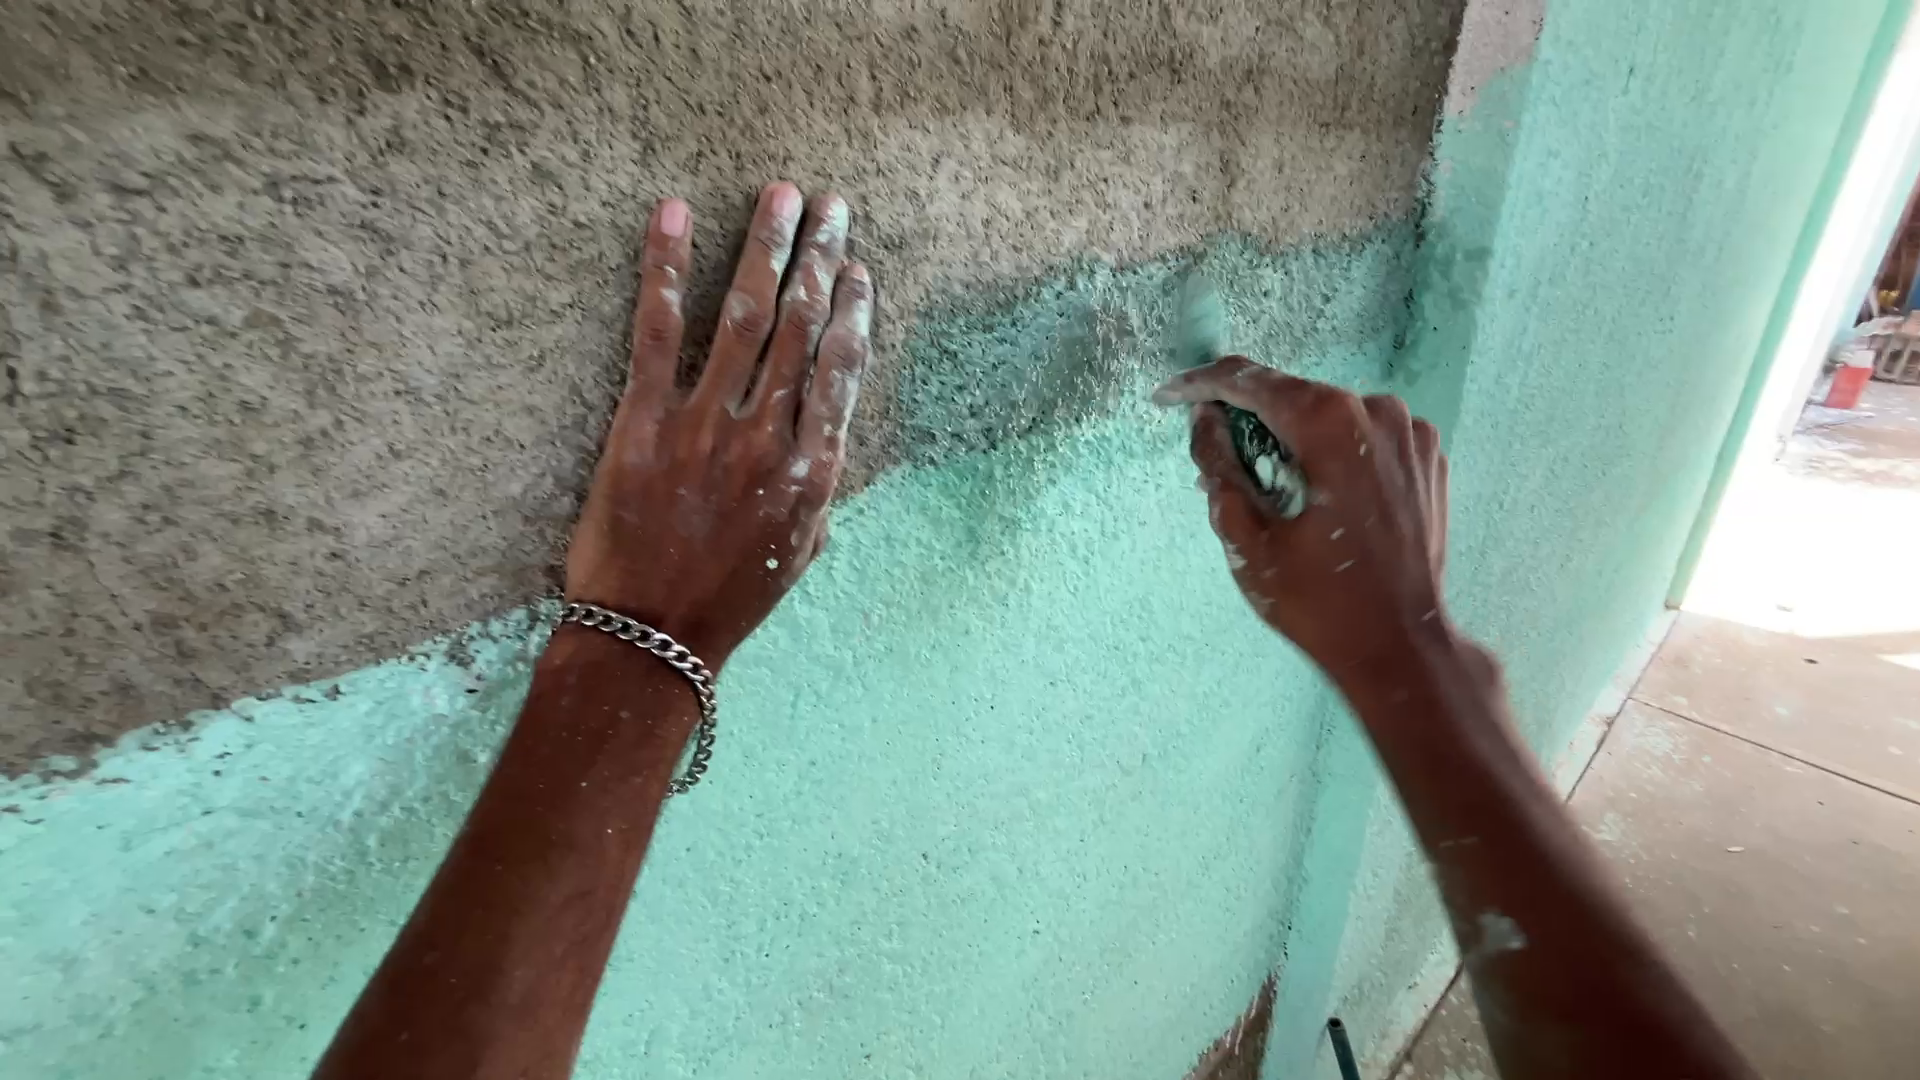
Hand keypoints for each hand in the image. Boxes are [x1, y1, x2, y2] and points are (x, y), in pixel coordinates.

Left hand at [565, 183, 873, 669]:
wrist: (653, 635)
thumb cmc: (734, 598)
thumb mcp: (802, 551)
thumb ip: (821, 488)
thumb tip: (829, 437)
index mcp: (815, 472)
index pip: (843, 371)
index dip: (854, 311)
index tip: (859, 268)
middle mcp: (769, 438)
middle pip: (801, 329)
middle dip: (821, 259)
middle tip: (831, 206)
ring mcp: (706, 426)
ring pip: (744, 318)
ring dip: (765, 248)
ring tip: (781, 195)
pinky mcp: (642, 424)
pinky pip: (656, 333)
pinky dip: (665, 270)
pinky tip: (674, 215)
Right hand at [1152, 357, 1448, 680]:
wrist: (1400, 646)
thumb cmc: (1317, 600)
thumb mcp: (1246, 536)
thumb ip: (1217, 465)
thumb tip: (1204, 419)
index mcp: (1331, 424)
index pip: (1250, 381)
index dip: (1199, 384)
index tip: (1167, 397)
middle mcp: (1377, 412)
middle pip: (1289, 397)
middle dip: (1244, 422)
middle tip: (1212, 465)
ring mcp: (1411, 432)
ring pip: (1324, 416)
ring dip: (1286, 440)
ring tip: (1265, 492)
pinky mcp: (1427, 456)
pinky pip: (1359, 437)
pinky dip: (1327, 453)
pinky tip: (1312, 495)